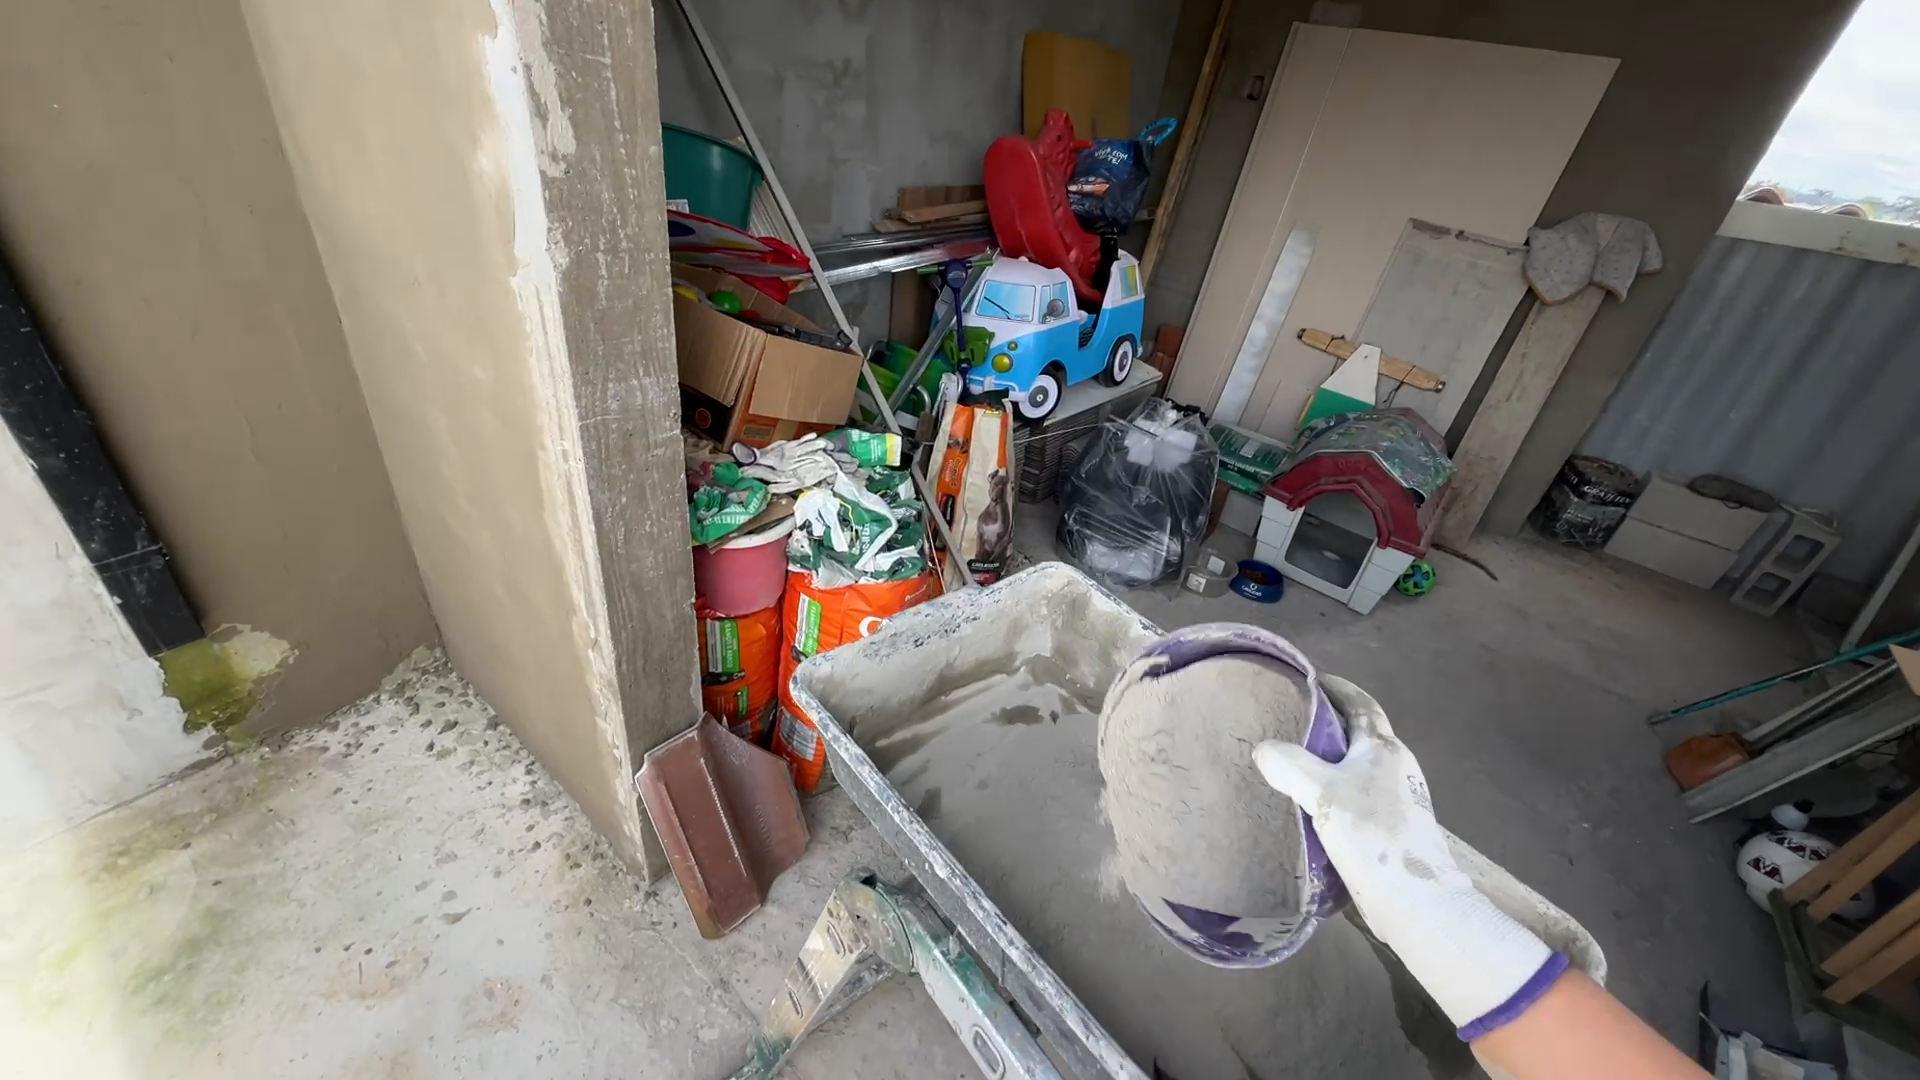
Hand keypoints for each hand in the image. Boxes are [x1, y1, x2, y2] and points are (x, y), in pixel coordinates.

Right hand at [1253, 675, 1566, 1038]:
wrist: (1416, 903)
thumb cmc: (1372, 833)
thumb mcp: (1320, 791)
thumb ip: (1287, 763)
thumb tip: (1262, 750)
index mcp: (1384, 749)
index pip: (1361, 705)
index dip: (1338, 688)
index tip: (1310, 679)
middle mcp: (1395, 768)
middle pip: (1358, 734)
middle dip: (1326, 724)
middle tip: (1286, 721)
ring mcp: (1397, 800)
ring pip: (1355, 767)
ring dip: (1327, 760)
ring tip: (1288, 761)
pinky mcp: (1391, 829)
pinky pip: (1354, 794)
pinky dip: (1331, 788)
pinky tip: (1307, 803)